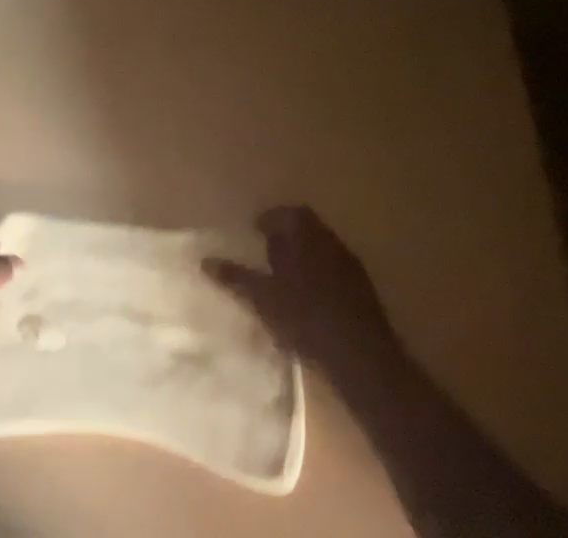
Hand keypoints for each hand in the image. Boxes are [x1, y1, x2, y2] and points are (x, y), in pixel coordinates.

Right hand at [205, 206, 397, 367]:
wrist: (359, 354)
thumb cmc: (304, 317)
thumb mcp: (261, 298)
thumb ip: (234, 277)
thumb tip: (204, 260)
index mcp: (306, 237)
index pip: (290, 213)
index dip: (270, 218)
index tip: (255, 230)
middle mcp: (330, 244)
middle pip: (308, 228)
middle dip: (287, 235)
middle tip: (266, 250)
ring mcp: (350, 266)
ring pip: (323, 248)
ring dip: (304, 254)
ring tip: (284, 275)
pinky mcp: (363, 290)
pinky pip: (335, 269)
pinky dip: (318, 273)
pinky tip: (308, 296)